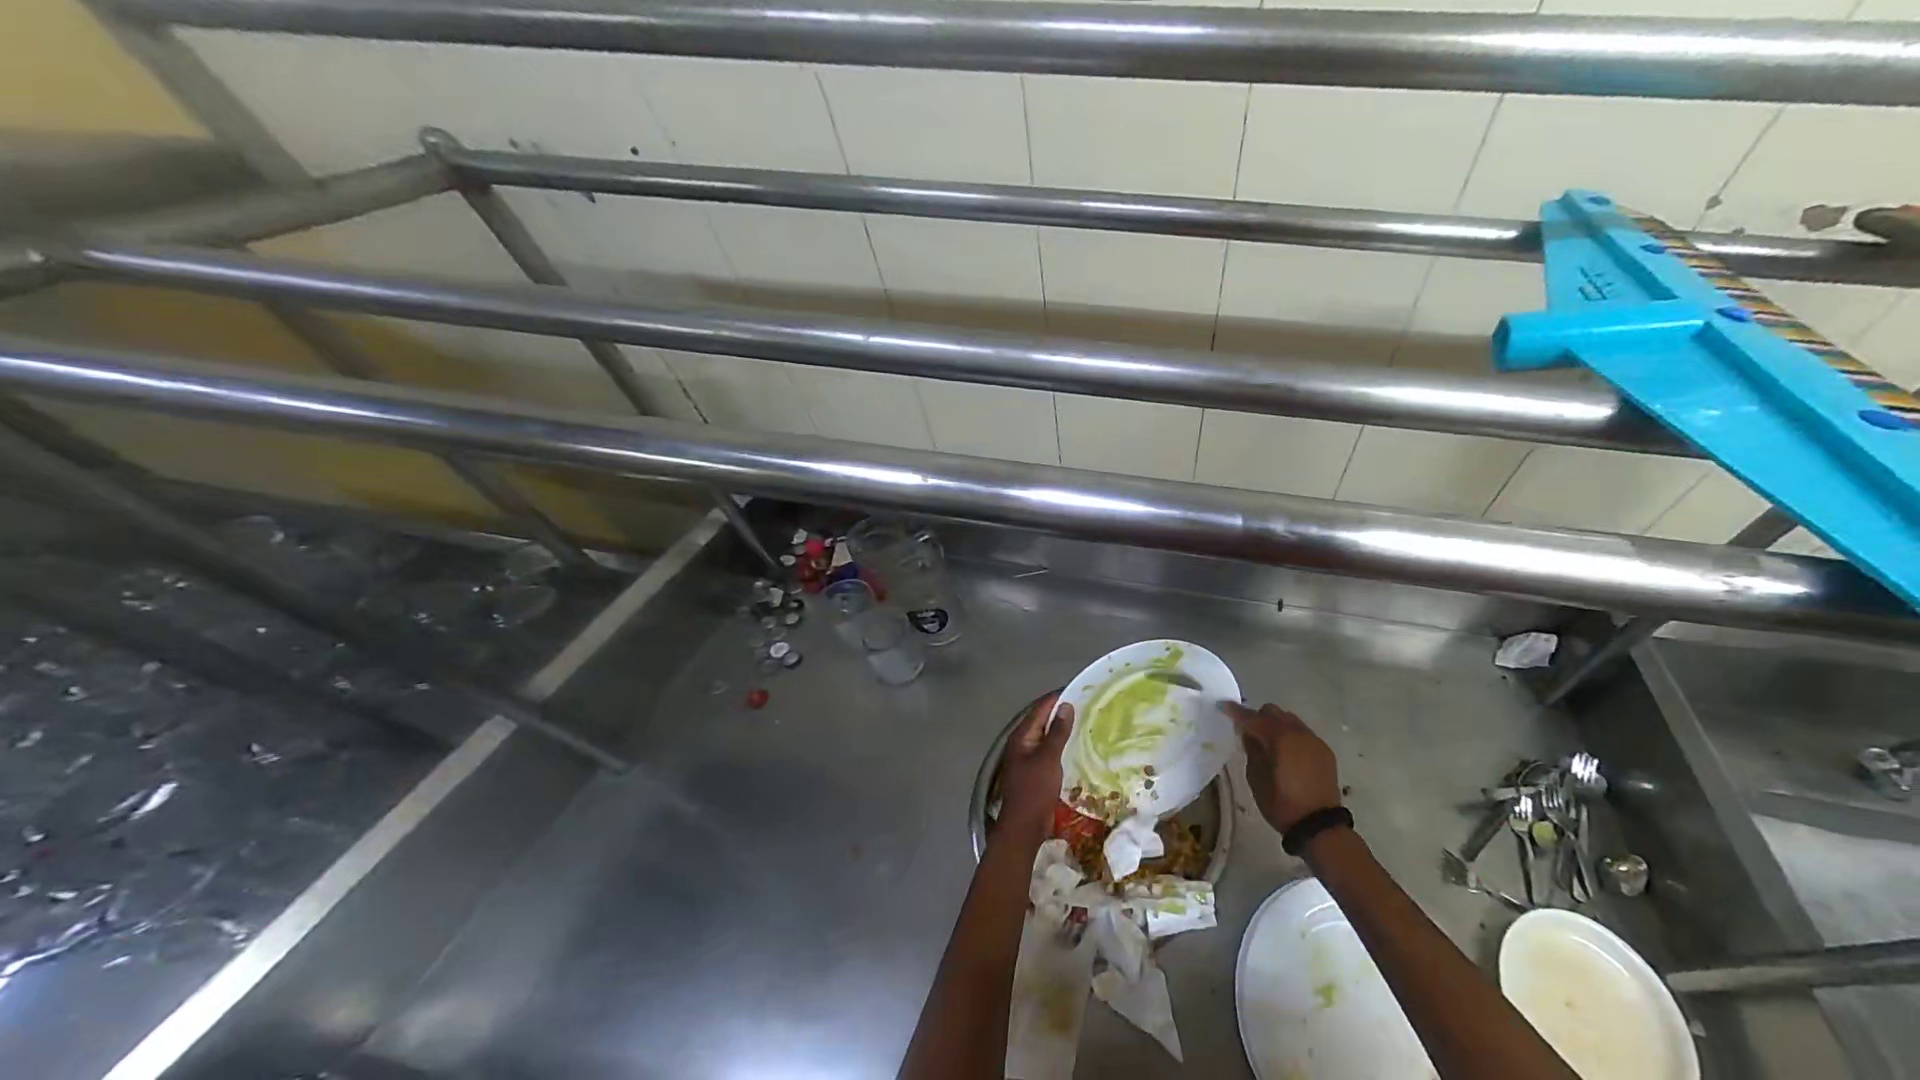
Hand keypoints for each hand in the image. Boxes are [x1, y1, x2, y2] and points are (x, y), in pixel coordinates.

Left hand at [998, 691, 1074, 836]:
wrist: (1025, 826)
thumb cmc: (1034, 789)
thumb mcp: (1048, 758)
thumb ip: (1057, 732)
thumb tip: (1066, 706)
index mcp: (1022, 736)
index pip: (1040, 709)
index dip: (1057, 698)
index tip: (1079, 689)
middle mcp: (1023, 743)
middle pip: (1043, 721)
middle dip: (1062, 713)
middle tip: (1087, 705)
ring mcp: (1028, 758)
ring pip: (1047, 737)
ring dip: (1063, 730)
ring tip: (1086, 723)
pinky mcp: (1036, 772)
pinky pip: (1051, 752)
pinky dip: (1062, 747)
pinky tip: (1078, 748)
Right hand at [1223, 701, 1340, 833]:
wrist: (1319, 826)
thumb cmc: (1281, 804)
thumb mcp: (1256, 777)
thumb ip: (1252, 750)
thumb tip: (1249, 734)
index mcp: (1280, 738)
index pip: (1253, 718)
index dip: (1236, 711)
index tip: (1222, 706)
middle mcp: (1299, 733)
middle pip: (1273, 712)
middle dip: (1257, 717)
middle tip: (1246, 730)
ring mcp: (1314, 741)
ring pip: (1290, 720)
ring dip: (1275, 725)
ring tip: (1266, 741)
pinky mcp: (1324, 751)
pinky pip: (1302, 733)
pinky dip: (1290, 735)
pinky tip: (1285, 752)